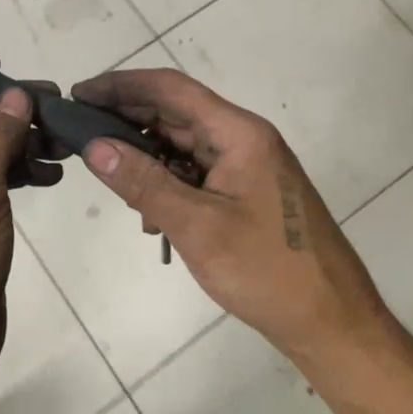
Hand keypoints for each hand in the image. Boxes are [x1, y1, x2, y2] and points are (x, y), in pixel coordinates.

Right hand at [70, 68, 392, 363]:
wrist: (335, 327)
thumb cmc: (269, 272)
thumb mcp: (197, 227)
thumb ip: (142, 182)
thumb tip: (92, 146)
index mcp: (239, 134)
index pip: (170, 88)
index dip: (120, 85)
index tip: (77, 94)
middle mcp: (244, 140)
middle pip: (174, 112)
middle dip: (124, 117)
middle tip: (77, 130)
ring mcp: (246, 167)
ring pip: (180, 143)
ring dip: (141, 153)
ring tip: (105, 173)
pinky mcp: (245, 193)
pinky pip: (193, 171)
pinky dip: (163, 180)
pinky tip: (144, 210)